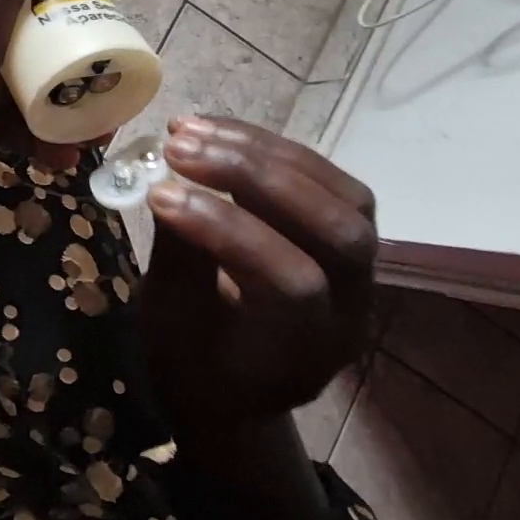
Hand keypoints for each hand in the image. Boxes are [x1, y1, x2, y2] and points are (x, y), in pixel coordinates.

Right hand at [138, 116, 377, 430]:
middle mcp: (352, 311)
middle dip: (256, 178)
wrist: (229, 390)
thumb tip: (168, 181)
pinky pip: (334, 185)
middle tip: (179, 147)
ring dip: (267, 153)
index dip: (225, 229)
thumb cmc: (189, 363)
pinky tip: (220, 133)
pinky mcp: (348, 244)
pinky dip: (276, 150)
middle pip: (338, 231)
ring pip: (346, 198)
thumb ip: (179, 255)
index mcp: (303, 350)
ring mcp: (362, 276)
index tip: (158, 194)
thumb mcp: (168, 320)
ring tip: (195, 129)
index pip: (289, 279)